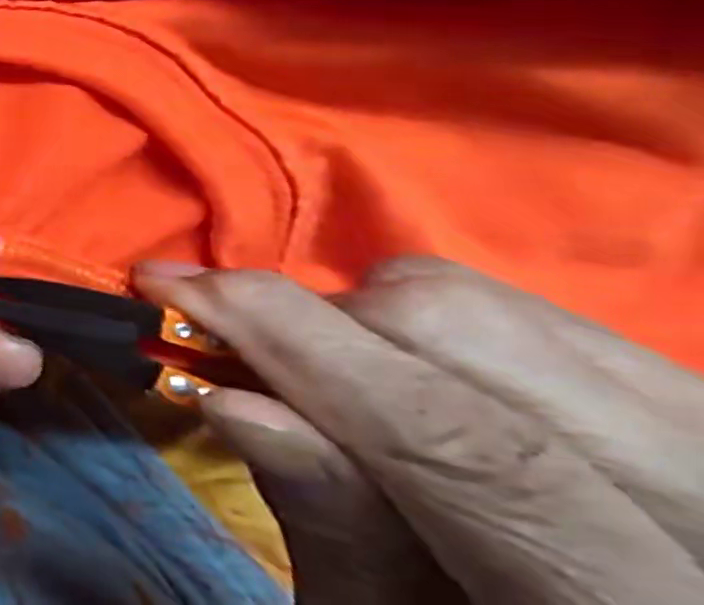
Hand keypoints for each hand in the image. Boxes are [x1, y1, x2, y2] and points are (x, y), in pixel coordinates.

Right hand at [135, 257, 703, 603]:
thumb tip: (228, 399)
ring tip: (314, 372)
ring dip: (365, 320)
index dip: (295, 346)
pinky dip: (429, 327)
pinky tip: (392, 374)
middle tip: (221, 340)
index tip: (168, 288)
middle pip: (481, 337)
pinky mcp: (683, 416)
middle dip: (313, 321)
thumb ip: (330, 532)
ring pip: (510, 307)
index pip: (463, 446)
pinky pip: (541, 317)